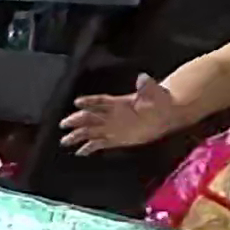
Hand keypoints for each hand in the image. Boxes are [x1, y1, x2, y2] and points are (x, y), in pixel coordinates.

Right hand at [58, 73, 178, 154]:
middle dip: (75, 120)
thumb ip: (147, 87)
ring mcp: (109, 128)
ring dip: (76, 136)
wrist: (165, 116)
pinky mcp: (113, 139)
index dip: (89, 102)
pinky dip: (88, 148)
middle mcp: (108, 115)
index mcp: (117, 103)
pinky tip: (80, 153)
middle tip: (64, 124)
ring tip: (65, 141)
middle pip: (88, 117)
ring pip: (88, 131)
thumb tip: (143, 77)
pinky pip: (98, 144)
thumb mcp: (156, 93)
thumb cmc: (160, 102)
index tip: (77, 103)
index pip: (100, 101)